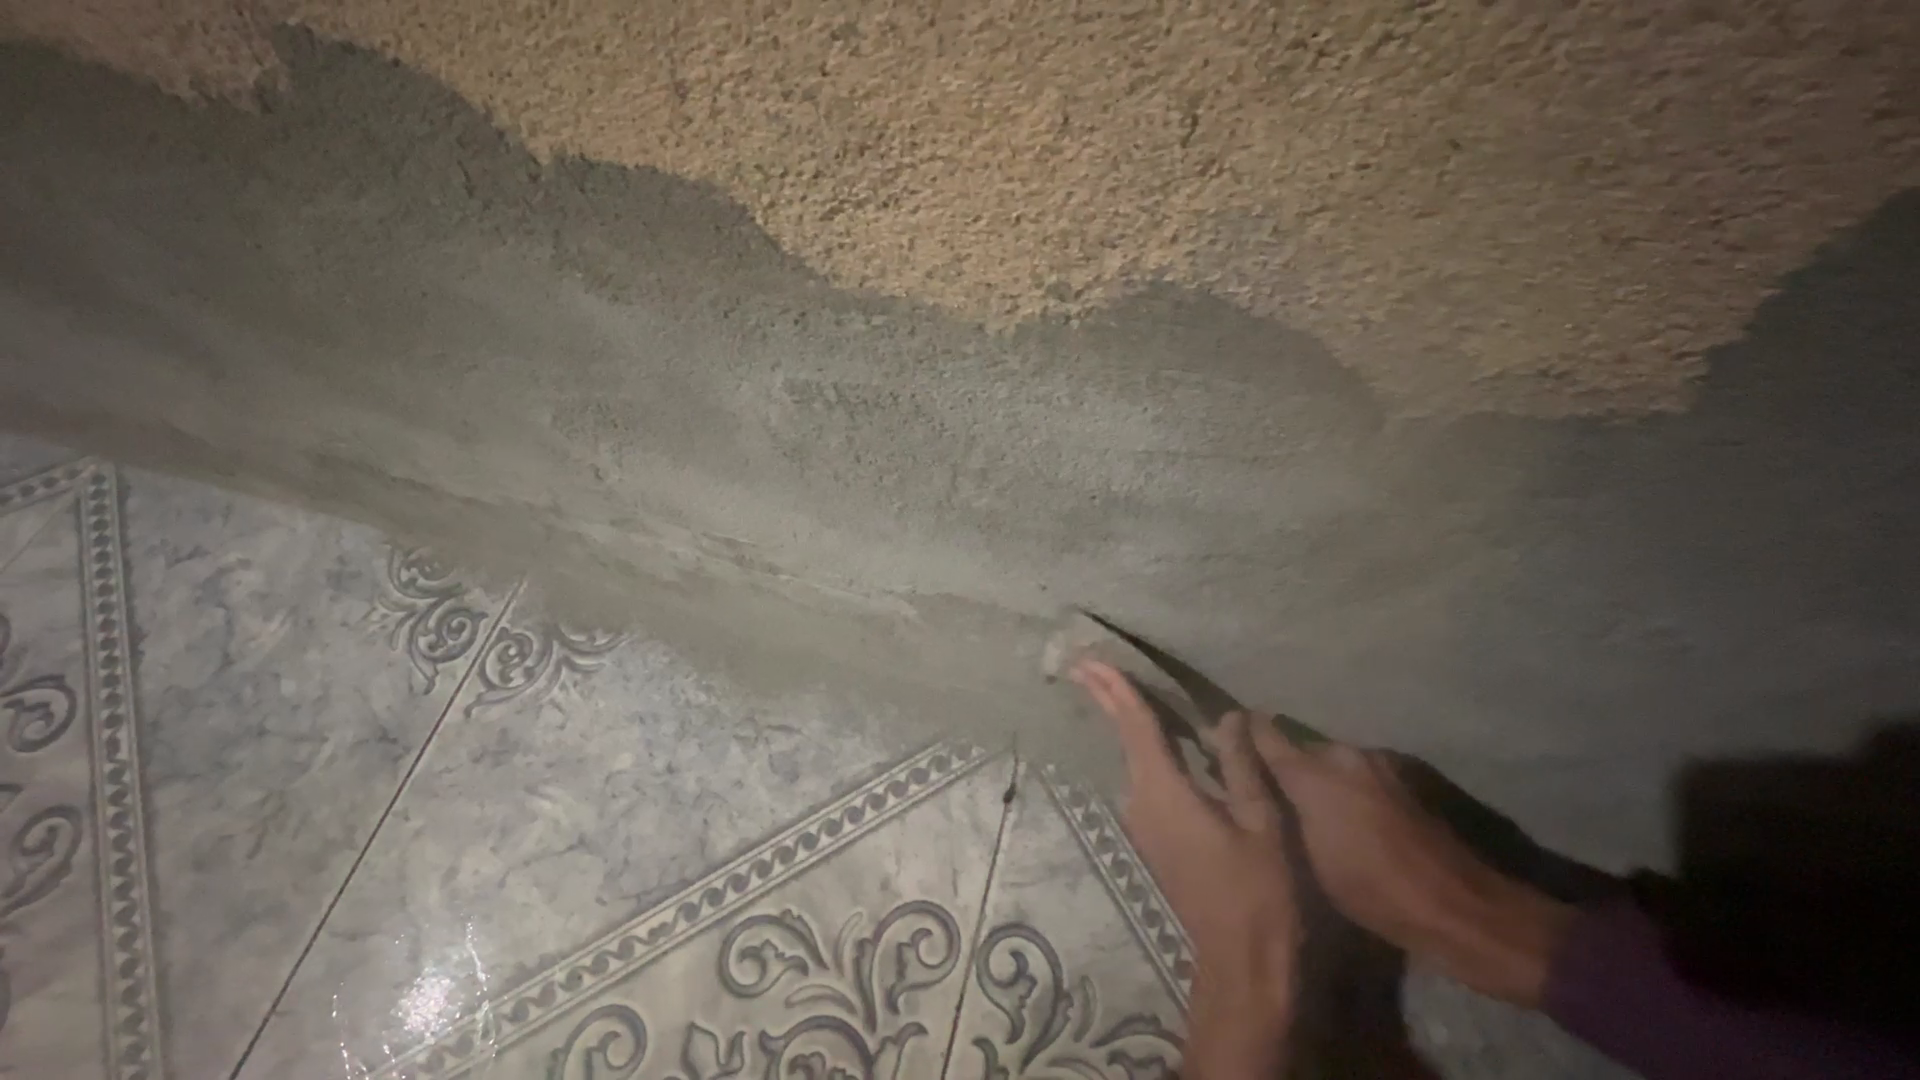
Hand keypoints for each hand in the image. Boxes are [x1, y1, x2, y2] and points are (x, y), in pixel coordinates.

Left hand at [1070, 660, 1300, 1079]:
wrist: (1239, 958)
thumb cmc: (1257, 890)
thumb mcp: (1260, 820)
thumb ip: (1240, 764)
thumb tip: (1229, 718)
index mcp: (1164, 791)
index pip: (1134, 726)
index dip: (1114, 689)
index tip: (1089, 660)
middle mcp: (1140, 801)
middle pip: (1124, 738)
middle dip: (1104, 697)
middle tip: (1083, 662)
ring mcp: (1140, 821)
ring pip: (1132, 758)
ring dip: (1123, 721)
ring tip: (1118, 683)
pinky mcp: (1150, 835)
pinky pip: (1144, 778)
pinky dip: (1142, 748)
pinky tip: (1155, 735)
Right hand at [1246, 721, 1574, 1006]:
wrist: (1457, 906)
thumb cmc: (1372, 890)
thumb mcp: (1307, 860)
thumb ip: (1277, 810)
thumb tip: (1248, 784)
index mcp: (1313, 772)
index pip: (1263, 732)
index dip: (1238, 731)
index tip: (1217, 736)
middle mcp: (1342, 755)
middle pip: (1296, 747)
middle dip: (1277, 762)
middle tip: (1261, 790)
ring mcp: (1375, 765)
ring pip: (1326, 761)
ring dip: (1312, 777)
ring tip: (1300, 810)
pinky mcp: (1400, 780)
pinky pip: (1354, 774)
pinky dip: (1340, 788)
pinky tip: (1338, 818)